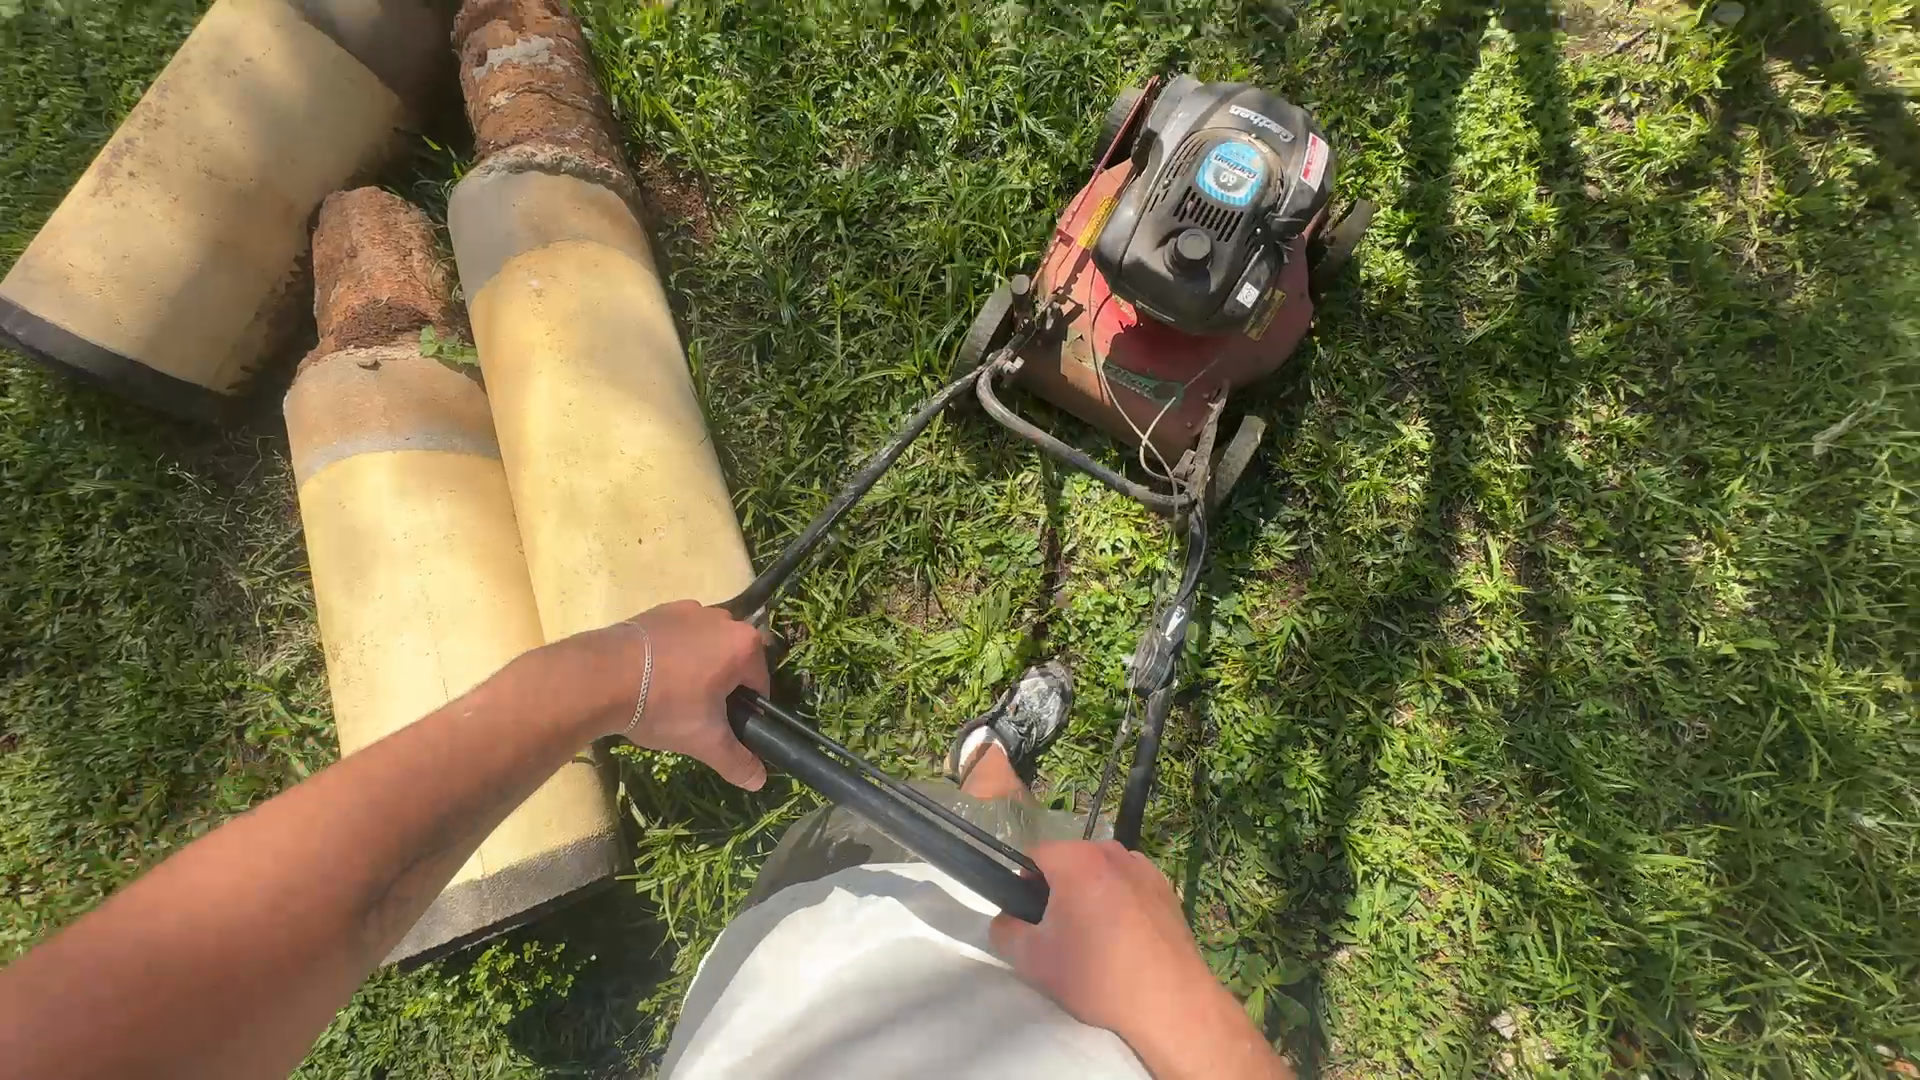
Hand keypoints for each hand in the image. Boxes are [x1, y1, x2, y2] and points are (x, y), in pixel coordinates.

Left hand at [548, 599, 769, 789]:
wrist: (600, 676)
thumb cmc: (663, 705)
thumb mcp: (704, 740)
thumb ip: (737, 761)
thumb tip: (760, 780)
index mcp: (745, 647)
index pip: (759, 685)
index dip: (744, 710)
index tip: (720, 725)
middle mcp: (726, 620)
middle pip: (735, 662)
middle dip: (722, 686)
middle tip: (695, 712)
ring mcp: (693, 610)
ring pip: (709, 646)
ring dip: (700, 666)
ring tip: (670, 693)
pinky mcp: (663, 609)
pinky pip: (682, 633)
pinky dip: (675, 651)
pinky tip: (653, 674)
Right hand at [989, 841, 1290, 1079]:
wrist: (1170, 1002)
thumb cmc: (1097, 975)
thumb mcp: (1033, 960)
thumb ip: (1004, 931)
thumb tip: (1005, 919)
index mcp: (1074, 859)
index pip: (1034, 856)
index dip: (1025, 885)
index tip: (1034, 918)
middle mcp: (1108, 850)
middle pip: (1069, 862)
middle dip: (1060, 890)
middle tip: (1064, 934)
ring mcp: (1141, 865)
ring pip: (1100, 873)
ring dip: (1092, 894)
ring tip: (1100, 940)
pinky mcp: (1165, 886)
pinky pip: (1128, 884)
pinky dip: (1122, 901)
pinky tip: (1128, 939)